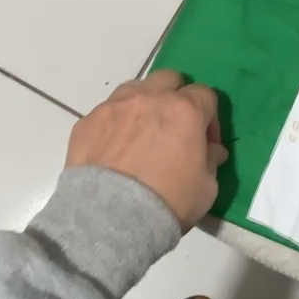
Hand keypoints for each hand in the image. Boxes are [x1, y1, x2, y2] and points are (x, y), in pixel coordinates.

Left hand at [67, 69, 227, 229]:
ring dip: (143, 105)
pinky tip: (113, 151)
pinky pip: (106, 113)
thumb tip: (212, 150)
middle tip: (174, 128)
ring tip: (140, 135)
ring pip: (134, 89)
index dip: (210, 119)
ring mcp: (114, 107)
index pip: (206, 95)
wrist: (111, 218)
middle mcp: (149, 98)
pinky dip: (115, 125)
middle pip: (168, 80)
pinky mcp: (86, 122)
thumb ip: (211, 160)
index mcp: (184, 110)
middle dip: (176, 98)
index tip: (206, 143)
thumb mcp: (207, 187)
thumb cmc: (168, 201)